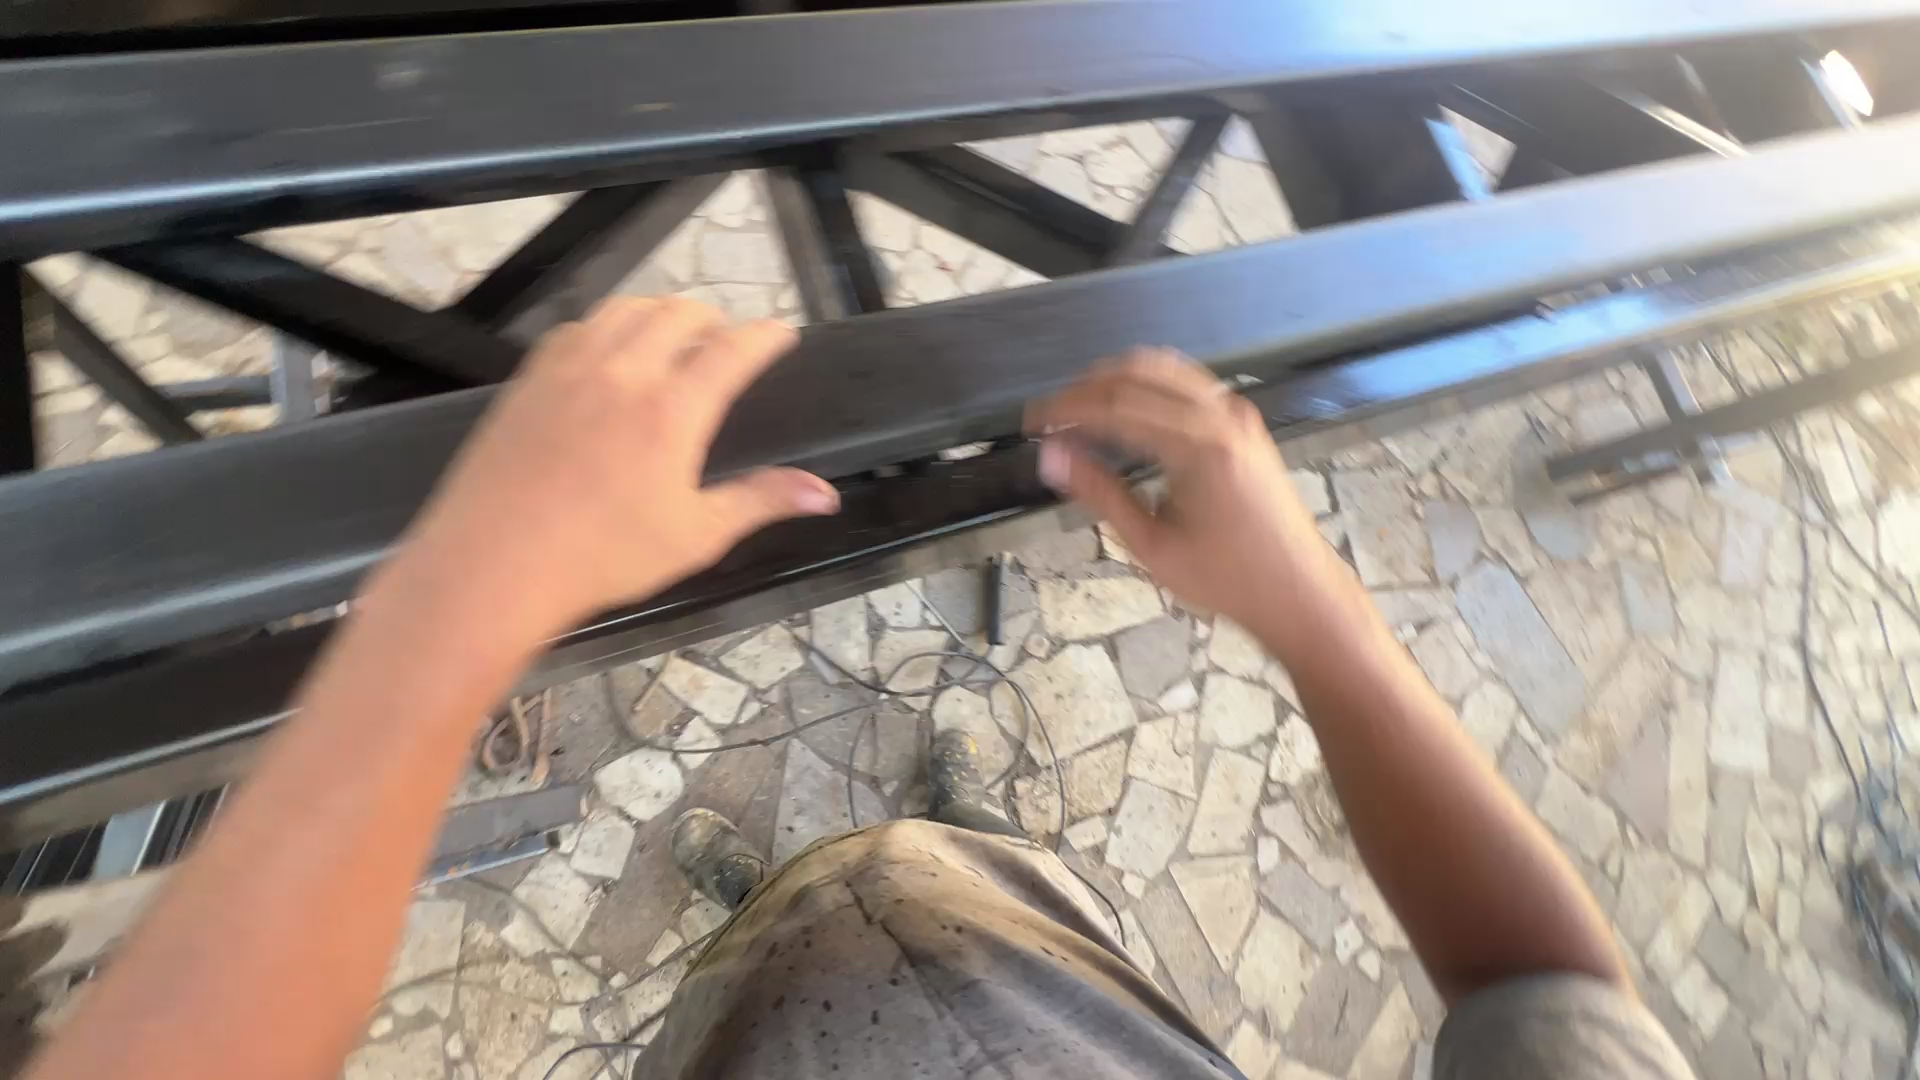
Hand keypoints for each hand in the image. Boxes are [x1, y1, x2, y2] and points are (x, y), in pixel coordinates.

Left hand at [406, 297, 839, 627]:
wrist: (493, 567)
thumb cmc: (607, 556)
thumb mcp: (698, 534)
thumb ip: (763, 501)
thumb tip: (826, 495)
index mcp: (672, 409)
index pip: (731, 350)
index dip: (765, 335)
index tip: (783, 332)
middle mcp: (623, 372)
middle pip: (678, 314)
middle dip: (714, 318)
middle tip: (730, 340)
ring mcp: (569, 370)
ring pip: (625, 310)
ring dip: (662, 312)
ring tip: (677, 334)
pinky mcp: (529, 381)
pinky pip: (578, 328)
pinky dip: (608, 326)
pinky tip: (610, 352)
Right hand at [1025, 349, 1361, 661]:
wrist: (1297, 588)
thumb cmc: (1225, 578)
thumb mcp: (1152, 545)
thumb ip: (1100, 493)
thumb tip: (1051, 457)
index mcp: (1198, 447)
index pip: (1115, 406)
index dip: (1066, 409)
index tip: (1031, 422)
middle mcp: (1220, 416)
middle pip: (1136, 374)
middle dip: (1084, 388)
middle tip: (1049, 416)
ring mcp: (1236, 412)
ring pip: (1161, 367)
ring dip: (1113, 380)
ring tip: (1077, 409)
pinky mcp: (1242, 420)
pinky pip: (1185, 380)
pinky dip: (1145, 384)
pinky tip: (1123, 409)